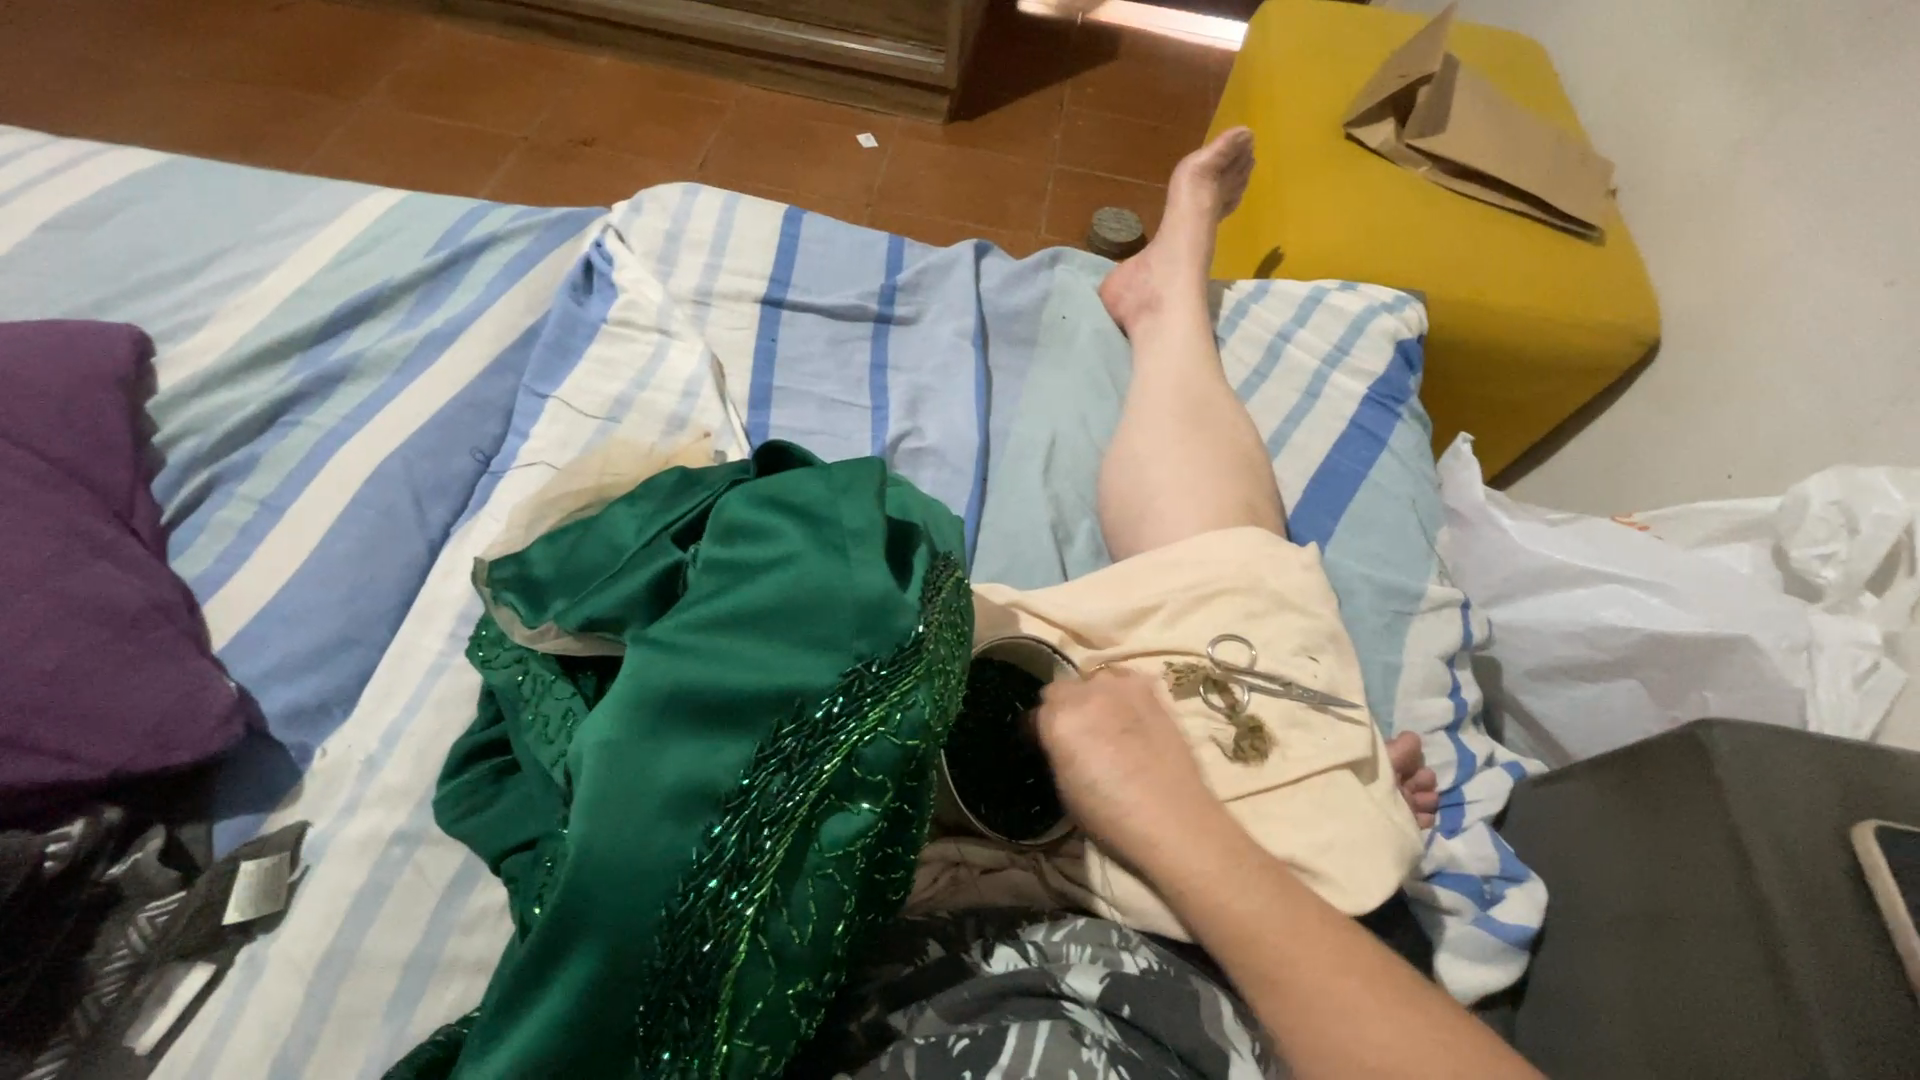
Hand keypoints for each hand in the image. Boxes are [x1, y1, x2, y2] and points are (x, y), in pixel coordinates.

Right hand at [1033, 668, 1229, 871]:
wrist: (1174, 819)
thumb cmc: (1110, 816)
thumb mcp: (1064, 787)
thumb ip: (1056, 749)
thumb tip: (1056, 739)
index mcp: (1058, 718)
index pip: (1034, 713)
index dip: (1039, 731)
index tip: (1047, 746)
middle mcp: (1085, 692)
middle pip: (1060, 690)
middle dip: (1064, 708)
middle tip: (1078, 736)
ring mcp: (1120, 686)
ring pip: (1092, 681)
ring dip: (1093, 698)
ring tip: (1107, 724)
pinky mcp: (1151, 689)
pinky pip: (1124, 682)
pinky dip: (1122, 695)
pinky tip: (1131, 718)